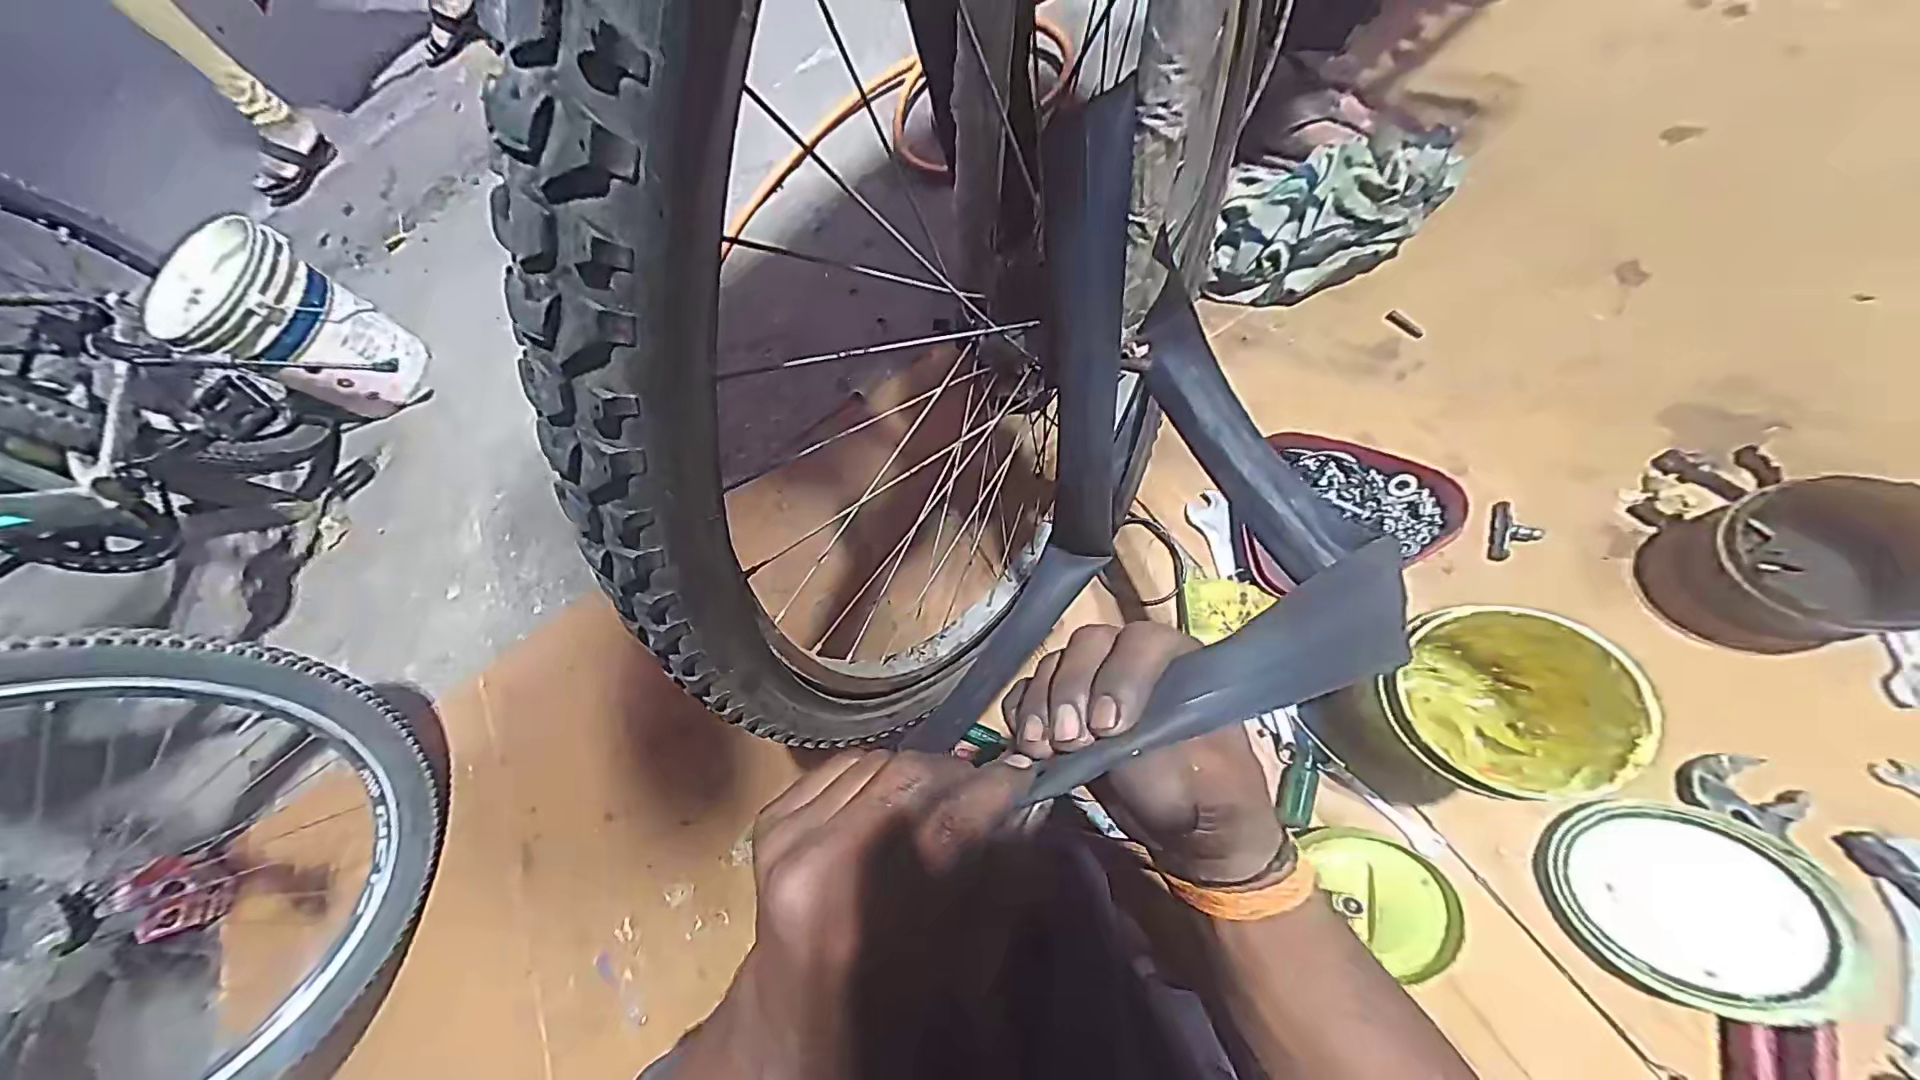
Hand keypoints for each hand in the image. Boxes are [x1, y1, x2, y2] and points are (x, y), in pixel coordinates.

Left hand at [706, 749, 1032, 1076]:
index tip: (1025, 777)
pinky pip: (842, 765)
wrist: (791, 1026)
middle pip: (908, 776)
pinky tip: (895, 795)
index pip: (949, 819)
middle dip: (960, 772)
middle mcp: (816, 863)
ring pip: (877, 761)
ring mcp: (785, 836)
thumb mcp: (954, 972)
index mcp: (867, 916)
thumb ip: (996, 888)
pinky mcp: (770, 821)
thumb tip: (1027, 813)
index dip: (996, 790)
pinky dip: (878, 771)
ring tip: (944, 790)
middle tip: (989, 780)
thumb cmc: (879, 1017)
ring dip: (920, 770)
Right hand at [1003, 622, 1285, 883]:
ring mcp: (1090, 679)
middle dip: (1071, 690)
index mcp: (1176, 661)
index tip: (1108, 728)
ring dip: (1040, 705)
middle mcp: (1128, 659)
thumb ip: (1161, 737)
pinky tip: (1027, 744)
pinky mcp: (1060, 706)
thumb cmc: (1206, 795)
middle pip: (1087, 646)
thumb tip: (1104, 724)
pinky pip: (1027, 691)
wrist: (1185, 829)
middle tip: (1069, 740)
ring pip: (1052, 665)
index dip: (1120, 677)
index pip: (1141, 643)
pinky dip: (1021, 713)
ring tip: (1043, 749)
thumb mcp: (1206, 769)